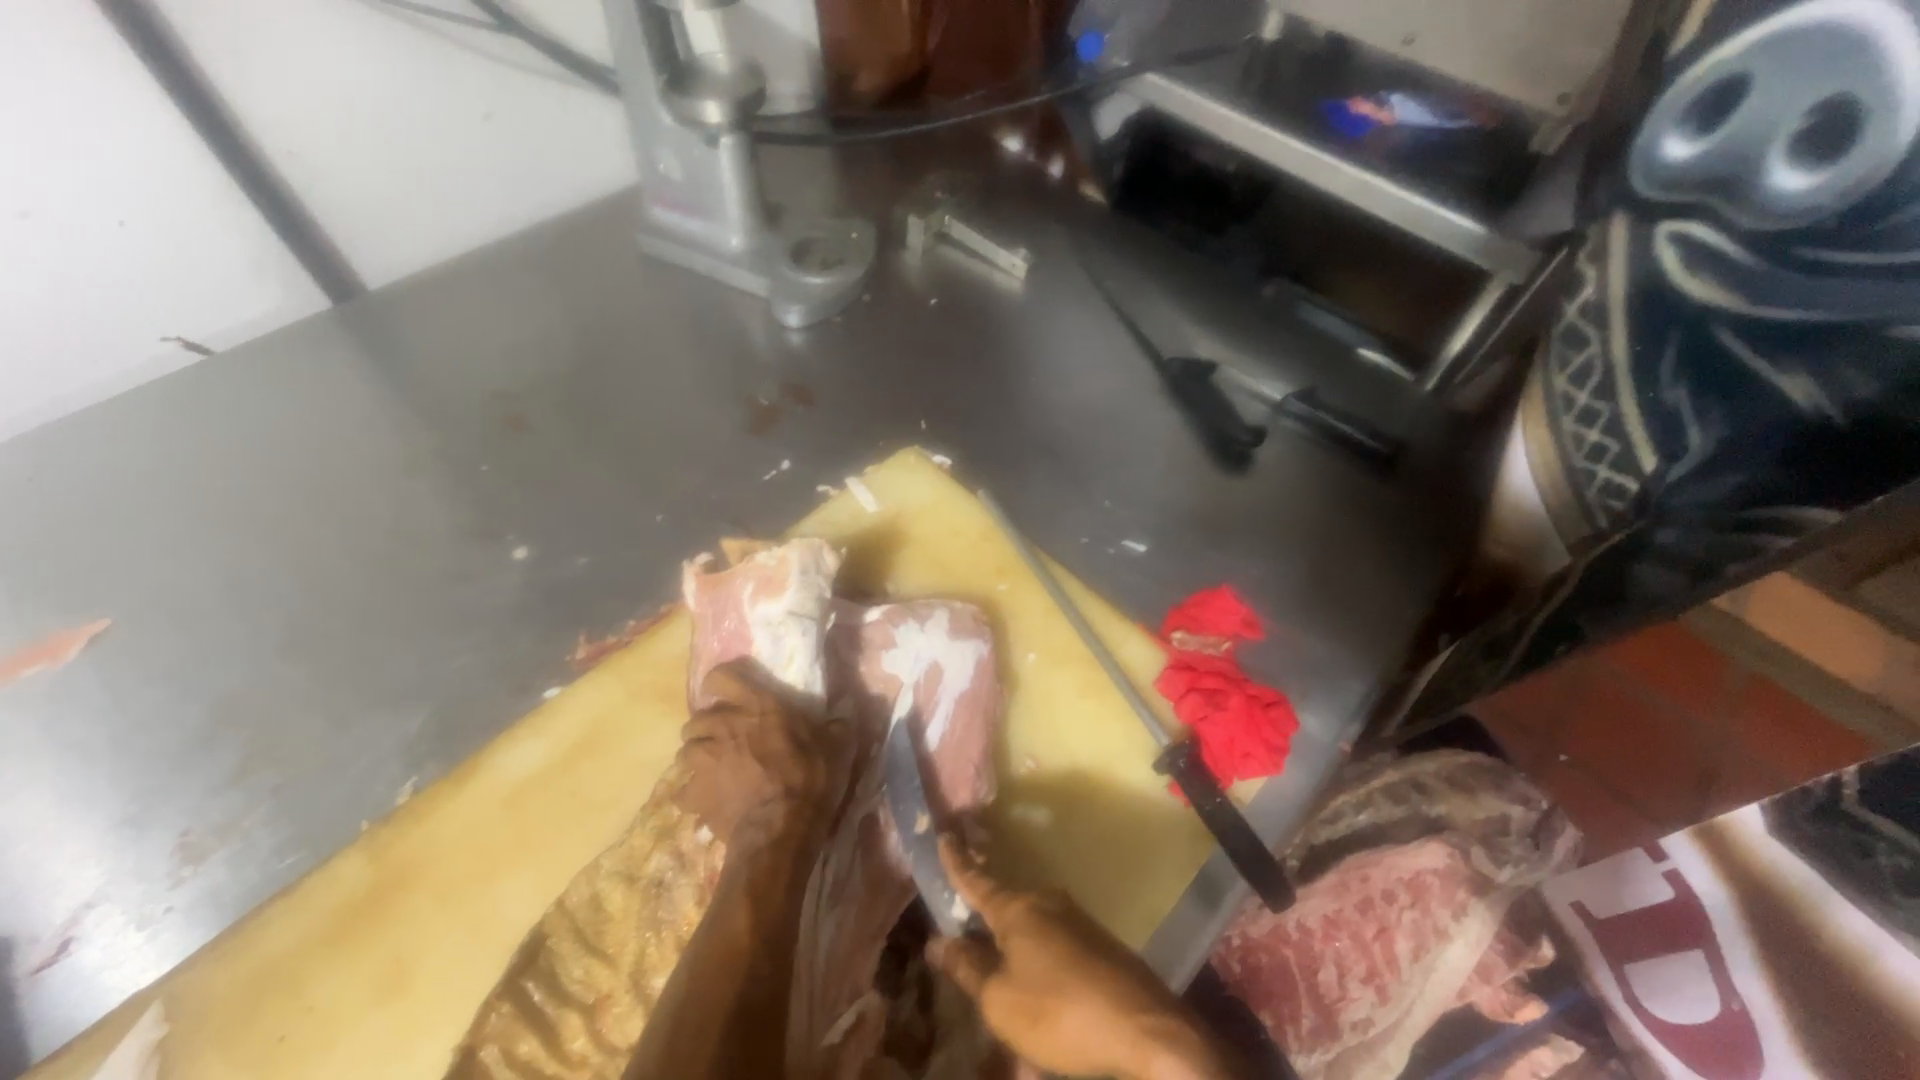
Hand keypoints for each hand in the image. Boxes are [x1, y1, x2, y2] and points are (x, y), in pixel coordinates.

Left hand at [674, 662, 852, 849]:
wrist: (781, 829)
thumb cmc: (809, 779)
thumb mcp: (836, 747)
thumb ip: (836, 727)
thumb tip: (844, 715)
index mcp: (756, 706)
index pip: (722, 676)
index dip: (722, 682)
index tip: (730, 693)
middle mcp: (722, 726)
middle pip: (699, 717)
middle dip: (709, 727)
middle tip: (727, 740)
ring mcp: (703, 760)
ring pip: (686, 751)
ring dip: (698, 757)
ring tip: (714, 770)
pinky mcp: (694, 793)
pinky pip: (684, 790)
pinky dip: (692, 794)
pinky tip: (707, 802)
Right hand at [926, 836, 1238, 1079]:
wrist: (1145, 1031)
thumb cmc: (1059, 1011)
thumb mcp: (999, 999)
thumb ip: (966, 967)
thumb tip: (938, 940)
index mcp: (1017, 909)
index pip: (976, 880)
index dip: (957, 861)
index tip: (945, 834)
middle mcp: (1048, 904)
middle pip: (1005, 908)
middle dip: (985, 923)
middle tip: (964, 935)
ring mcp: (1079, 924)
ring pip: (1032, 936)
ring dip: (1014, 959)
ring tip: (1002, 992)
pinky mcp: (1100, 947)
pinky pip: (1054, 954)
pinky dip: (1039, 973)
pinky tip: (1039, 1006)